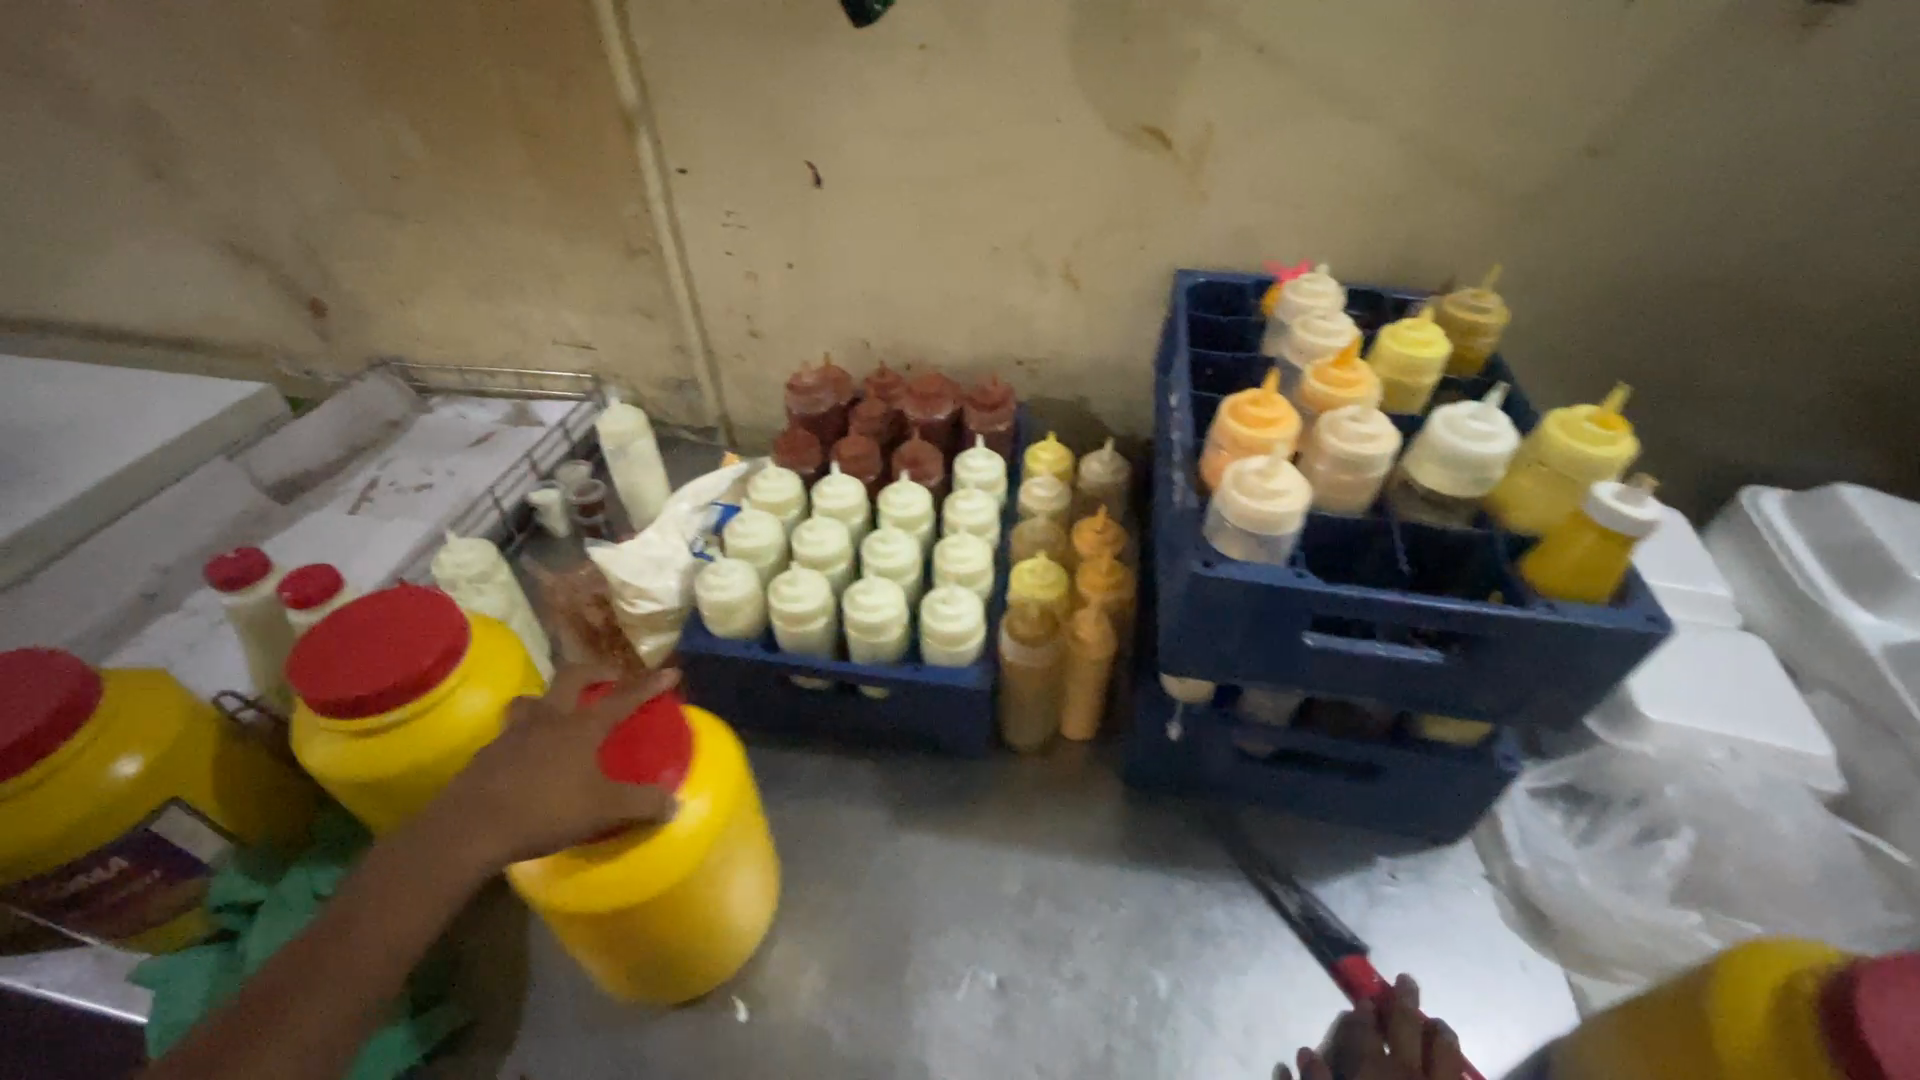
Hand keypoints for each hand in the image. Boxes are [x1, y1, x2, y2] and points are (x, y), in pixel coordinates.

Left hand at [427, 665, 681, 868]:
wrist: (469, 830)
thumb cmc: (545, 810)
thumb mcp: (604, 810)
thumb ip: (642, 804)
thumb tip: (674, 803)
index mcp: (581, 727)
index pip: (623, 697)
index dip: (649, 684)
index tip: (670, 672)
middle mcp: (549, 720)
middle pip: (571, 677)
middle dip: (595, 672)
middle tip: (609, 679)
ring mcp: (513, 734)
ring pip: (531, 701)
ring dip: (548, 700)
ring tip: (558, 714)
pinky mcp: (487, 755)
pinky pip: (510, 734)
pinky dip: (524, 737)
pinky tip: (527, 759)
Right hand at [1277, 975, 1463, 1079]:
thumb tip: (1305, 1054)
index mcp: (1372, 1071)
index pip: (1365, 1030)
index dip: (1362, 1014)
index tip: (1364, 1000)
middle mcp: (1407, 1077)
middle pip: (1407, 1029)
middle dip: (1404, 1003)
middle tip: (1407, 980)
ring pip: (1445, 1055)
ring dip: (1441, 1035)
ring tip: (1440, 1023)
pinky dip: (1461, 1076)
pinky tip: (1460, 1074)